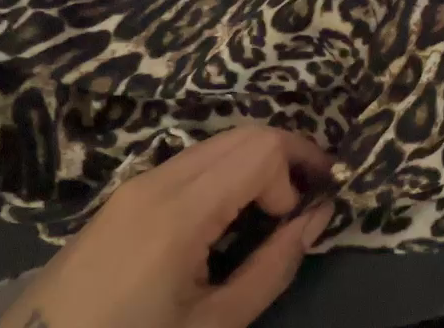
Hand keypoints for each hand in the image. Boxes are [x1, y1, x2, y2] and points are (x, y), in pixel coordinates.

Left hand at [0, 125, 334, 327]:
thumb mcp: (212, 325)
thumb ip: (274, 267)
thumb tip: (320, 215)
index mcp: (179, 212)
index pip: (263, 149)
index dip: (296, 174)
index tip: (298, 220)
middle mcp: (158, 181)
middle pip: (246, 134)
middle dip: (287, 157)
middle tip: (307, 199)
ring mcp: (136, 185)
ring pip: (221, 143)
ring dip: (258, 163)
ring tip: (273, 208)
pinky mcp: (124, 197)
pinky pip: (193, 162)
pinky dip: (228, 172)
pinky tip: (230, 214)